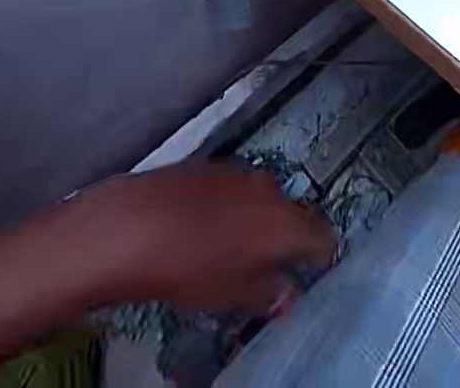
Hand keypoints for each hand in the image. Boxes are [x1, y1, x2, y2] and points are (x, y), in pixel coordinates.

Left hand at [59, 163, 337, 316]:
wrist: (137, 222)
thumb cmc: (192, 266)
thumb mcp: (234, 294)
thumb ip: (268, 292)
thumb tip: (287, 294)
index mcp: (284, 221)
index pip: (322, 235)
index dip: (321, 255)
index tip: (313, 271)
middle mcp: (268, 188)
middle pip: (291, 212)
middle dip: (287, 236)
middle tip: (273, 264)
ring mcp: (237, 172)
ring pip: (261, 196)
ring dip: (258, 218)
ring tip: (237, 246)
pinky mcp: (208, 165)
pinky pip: (234, 187)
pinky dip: (232, 204)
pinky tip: (208, 225)